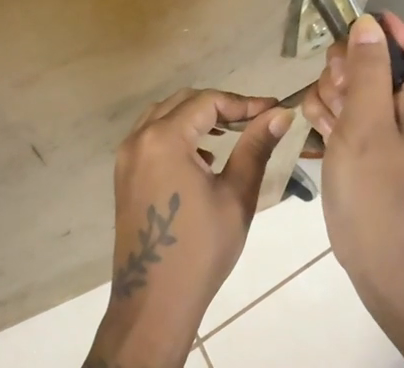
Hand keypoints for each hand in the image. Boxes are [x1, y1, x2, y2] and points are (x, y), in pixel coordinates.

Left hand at [86, 89, 293, 366]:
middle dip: (220, 106)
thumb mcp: (236, 195)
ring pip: (164, 116)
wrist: (154, 302)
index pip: (208, 102)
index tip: (274, 110)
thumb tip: (280, 115)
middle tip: (255, 120)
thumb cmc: (200, 249)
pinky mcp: (124, 176)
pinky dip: (178, 134)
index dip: (243, 103)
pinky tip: (204, 158)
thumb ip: (256, 147)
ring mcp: (126, 157)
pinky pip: (152, 137)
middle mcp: (139, 139)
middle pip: (183, 102)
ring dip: (197, 117)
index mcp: (164, 139)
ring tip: (231, 133)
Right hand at [310, 14, 403, 304]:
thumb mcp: (367, 122)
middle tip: (341, 90)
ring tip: (330, 121)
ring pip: (356, 81)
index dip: (400, 34)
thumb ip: (368, 69)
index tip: (361, 46)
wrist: (379, 260)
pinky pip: (344, 109)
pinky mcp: (365, 143)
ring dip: (333, 91)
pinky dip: (328, 115)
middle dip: (350, 64)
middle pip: (382, 56)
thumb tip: (369, 24)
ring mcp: (386, 125)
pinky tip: (322, 134)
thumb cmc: (377, 190)